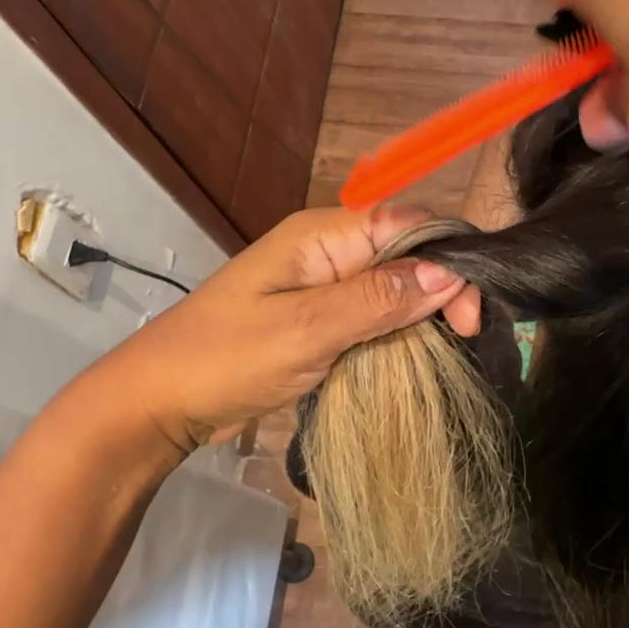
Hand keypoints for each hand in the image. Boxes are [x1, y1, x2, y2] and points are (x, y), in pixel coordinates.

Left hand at [78, 206, 479, 455]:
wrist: (158, 403)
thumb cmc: (225, 360)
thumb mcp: (306, 330)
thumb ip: (377, 299)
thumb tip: (448, 272)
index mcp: (323, 236)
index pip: (408, 224)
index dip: (449, 260)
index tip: (470, 317)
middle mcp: (329, 251)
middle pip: (406, 253)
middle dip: (443, 288)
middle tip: (465, 339)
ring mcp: (324, 286)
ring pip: (394, 287)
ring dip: (423, 314)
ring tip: (451, 351)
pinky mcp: (320, 319)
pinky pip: (373, 315)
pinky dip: (398, 333)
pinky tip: (417, 355)